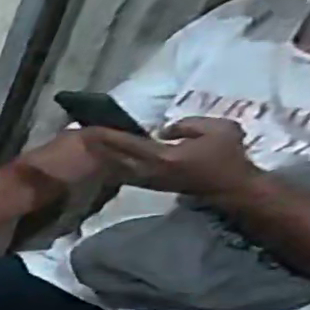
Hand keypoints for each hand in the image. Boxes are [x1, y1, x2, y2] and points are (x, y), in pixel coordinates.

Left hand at [82, 116, 259, 198]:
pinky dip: (108, 161)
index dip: (108, 134)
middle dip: (96, 144)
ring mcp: (139, 178)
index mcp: (161, 156)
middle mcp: (144, 169)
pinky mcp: (139, 183)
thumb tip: (161, 129)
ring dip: (99, 153)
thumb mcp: (222, 130)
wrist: (228, 185)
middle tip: (82, 133)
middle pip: (110, 155)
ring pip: (110, 164)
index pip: (126, 143)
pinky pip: (116, 171)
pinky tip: (101, 154)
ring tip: (87, 142)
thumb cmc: (228, 156)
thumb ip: (190, 124)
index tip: (93, 126)